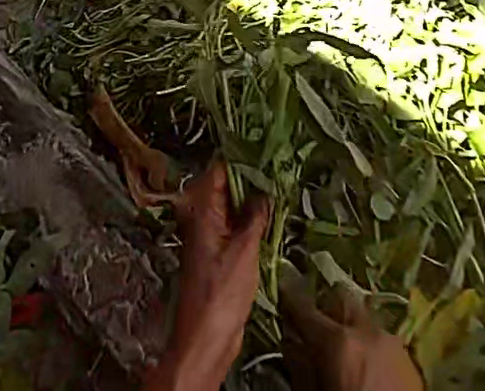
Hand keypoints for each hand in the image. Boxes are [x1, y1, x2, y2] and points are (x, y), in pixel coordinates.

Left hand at [144, 162, 271, 390]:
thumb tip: (265, 190)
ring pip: (233, 204)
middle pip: (227, 184)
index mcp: (203, 209)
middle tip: (281, 162)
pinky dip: (251, 217)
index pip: (220, 168)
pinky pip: (236, 223)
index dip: (241, 155)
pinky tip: (272, 214)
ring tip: (281, 183)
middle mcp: (203, 216)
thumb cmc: (221, 294)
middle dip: (252, 174)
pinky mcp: (219, 250)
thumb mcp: (244, 249)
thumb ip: (255, 215)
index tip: (266, 144)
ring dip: (254, 197)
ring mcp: (211, 234)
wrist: (205, 339)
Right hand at [279, 267, 423, 390]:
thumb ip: (301, 368)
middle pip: (340, 296)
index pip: (304, 306)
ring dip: (348, 322)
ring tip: (340, 346)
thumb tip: (291, 341)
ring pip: (363, 314)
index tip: (282, 285)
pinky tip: (363, 363)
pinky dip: (367, 340)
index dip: (290, 295)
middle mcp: (365, 331)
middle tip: (313, 321)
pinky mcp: (407, 357)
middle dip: (324, 303)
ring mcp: (390, 341)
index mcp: (336, 343)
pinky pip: (381, 334)